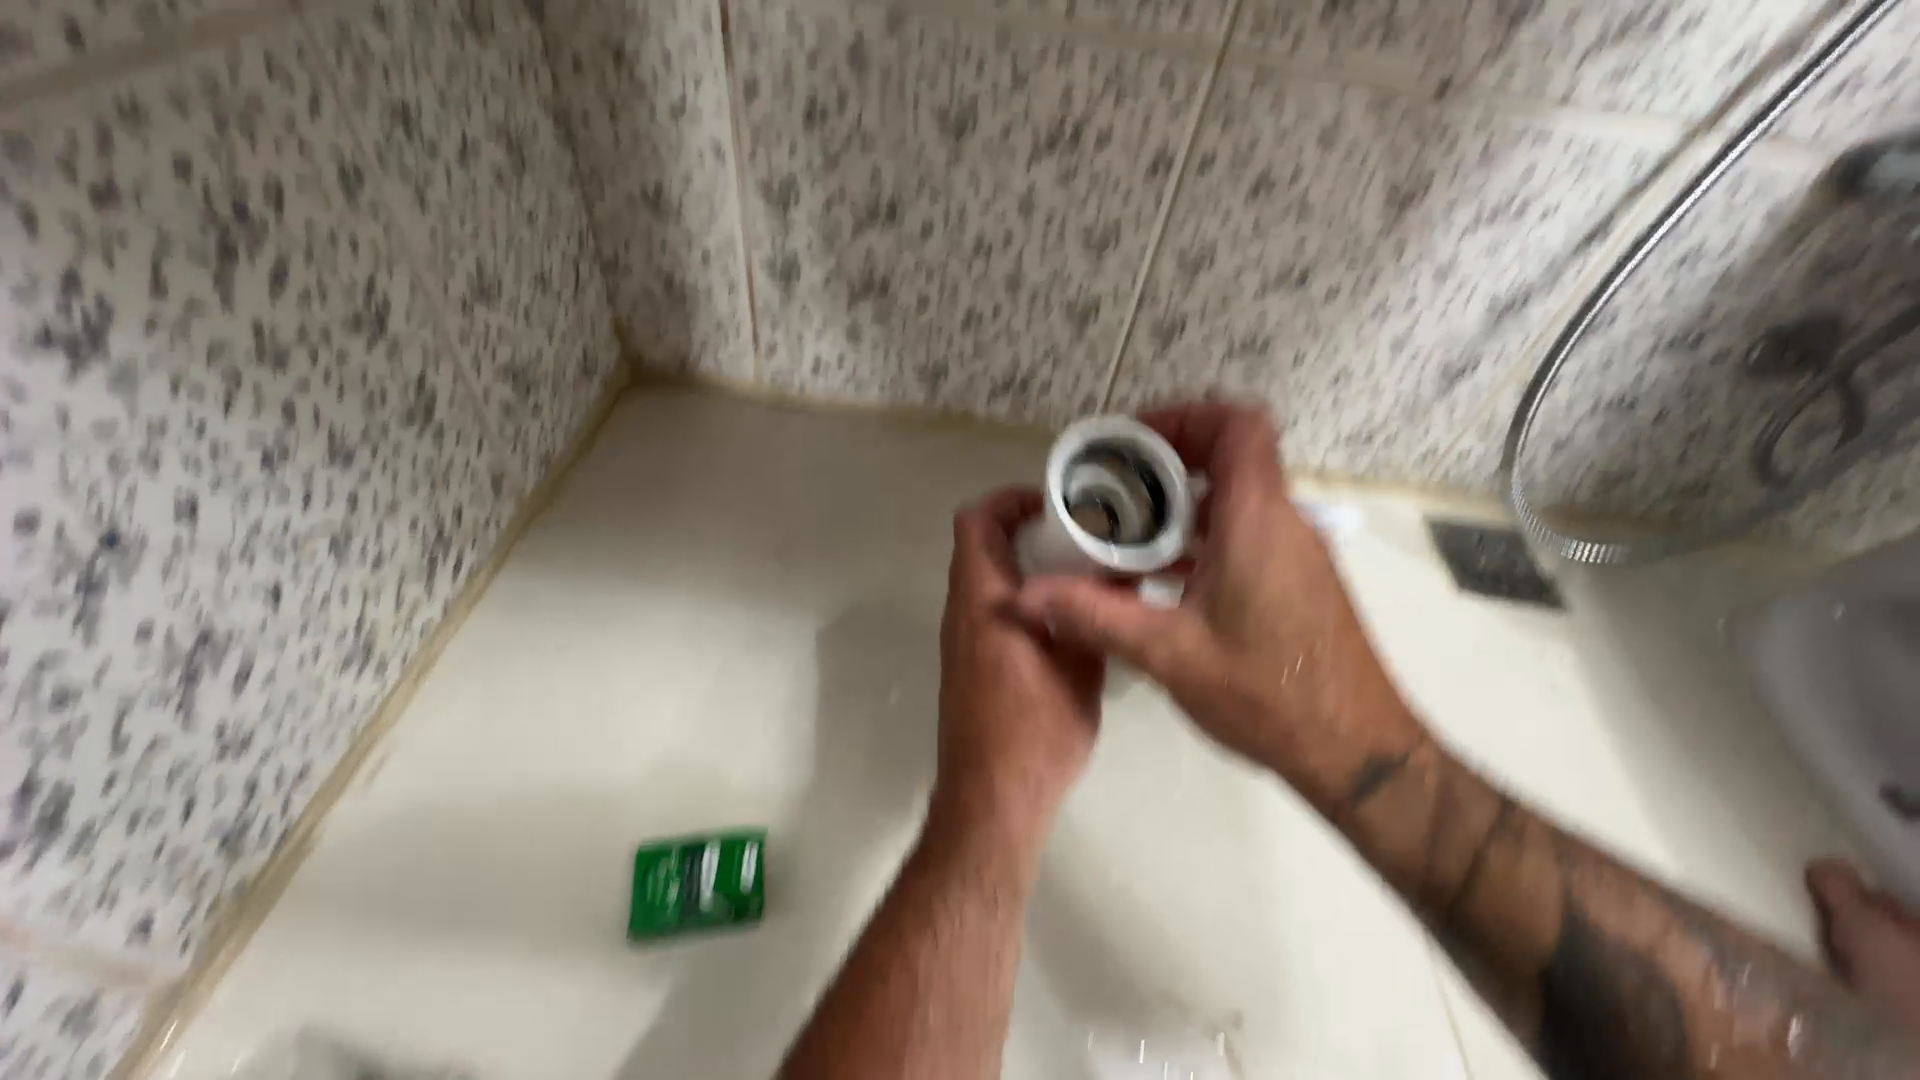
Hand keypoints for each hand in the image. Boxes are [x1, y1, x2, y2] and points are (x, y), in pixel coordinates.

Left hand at [935, 488, 1104, 849]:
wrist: (994, 798)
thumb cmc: (1038, 728)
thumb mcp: (1081, 664)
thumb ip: (1092, 614)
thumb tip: (1115, 576)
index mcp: (984, 599)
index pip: (977, 521)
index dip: (1011, 500)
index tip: (1058, 506)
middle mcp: (963, 612)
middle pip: (982, 546)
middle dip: (1030, 531)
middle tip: (1084, 536)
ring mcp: (962, 640)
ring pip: (987, 580)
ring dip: (1027, 566)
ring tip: (1085, 572)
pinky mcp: (970, 666)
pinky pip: (991, 611)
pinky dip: (1023, 598)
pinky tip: (1070, 619)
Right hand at [1014, 403, 1423, 812]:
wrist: (1358, 751)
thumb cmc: (1269, 694)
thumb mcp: (1169, 655)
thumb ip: (1094, 615)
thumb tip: (1026, 596)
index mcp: (1256, 520)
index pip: (1237, 425)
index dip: (1185, 415)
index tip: (1133, 441)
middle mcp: (1282, 523)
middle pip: (1230, 457)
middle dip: (1166, 464)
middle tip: (1112, 489)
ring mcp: (1295, 554)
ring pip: (1234, 501)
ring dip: (1179, 508)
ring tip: (1122, 536)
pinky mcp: (1297, 583)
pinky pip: (1245, 537)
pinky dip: (1200, 541)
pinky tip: (1158, 582)